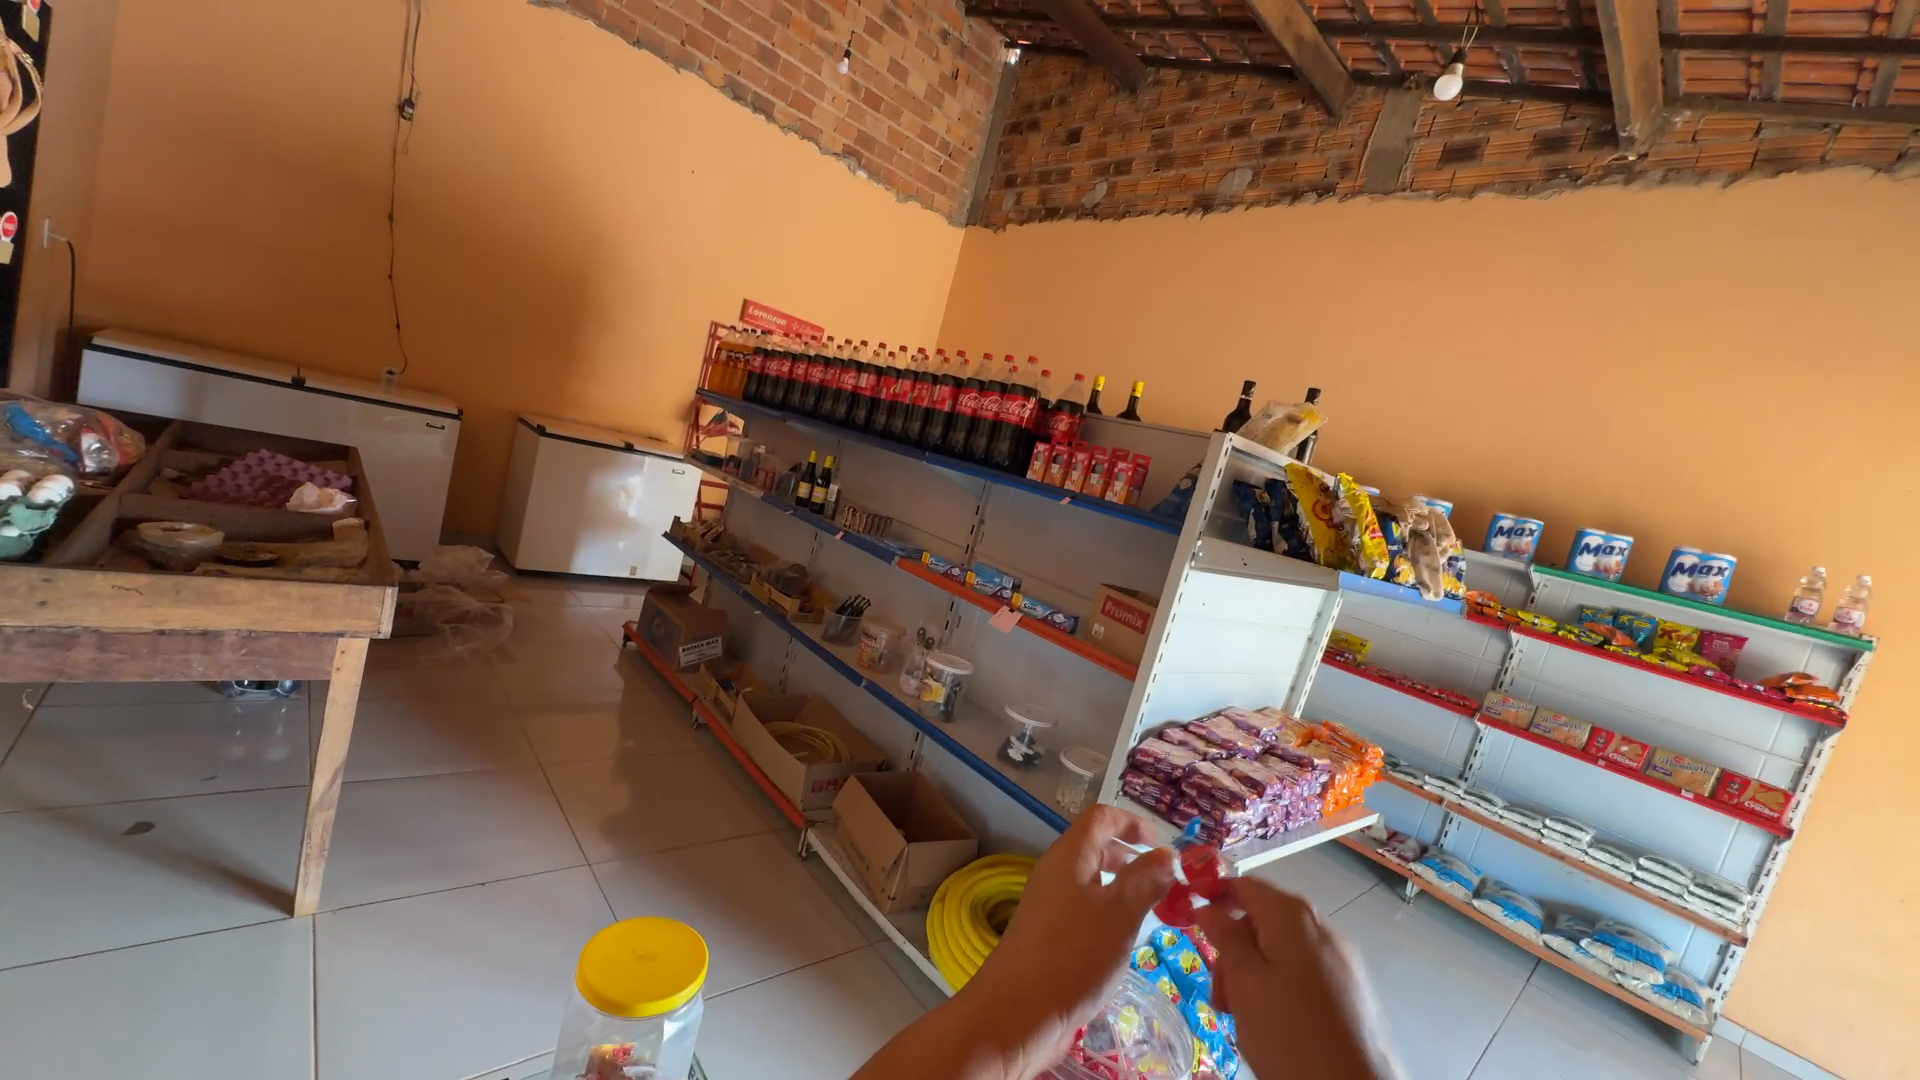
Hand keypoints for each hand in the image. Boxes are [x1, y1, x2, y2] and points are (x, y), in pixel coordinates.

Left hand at [957, 804, 1177, 1075]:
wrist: (1018, 1010)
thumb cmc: (1074, 952)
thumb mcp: (1121, 912)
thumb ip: (1146, 878)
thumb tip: (1167, 853)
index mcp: (1070, 854)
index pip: (1101, 817)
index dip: (1132, 821)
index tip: (1162, 843)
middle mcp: (1056, 870)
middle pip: (1095, 846)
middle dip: (1131, 856)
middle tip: (1164, 881)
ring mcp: (1048, 902)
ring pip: (1090, 879)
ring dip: (1121, 886)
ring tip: (1151, 910)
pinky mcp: (1047, 932)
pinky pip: (1083, 906)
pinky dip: (1107, 911)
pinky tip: (1122, 939)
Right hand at [1194, 878, 1400, 1078]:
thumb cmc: (1291, 1034)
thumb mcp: (1244, 983)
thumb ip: (1225, 937)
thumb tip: (1208, 907)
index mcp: (1292, 915)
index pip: (1244, 884)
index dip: (1213, 894)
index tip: (1188, 920)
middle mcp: (1321, 927)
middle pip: (1262, 920)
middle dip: (1233, 948)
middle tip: (1220, 995)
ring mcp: (1342, 960)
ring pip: (1282, 950)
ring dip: (1254, 973)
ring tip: (1244, 1017)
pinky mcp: (1353, 991)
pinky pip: (1304, 973)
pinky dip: (1281, 988)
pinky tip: (1275, 1024)